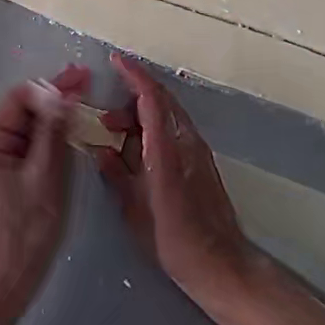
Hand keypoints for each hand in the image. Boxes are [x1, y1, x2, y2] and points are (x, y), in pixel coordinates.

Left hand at [0, 64, 88, 306]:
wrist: (10, 277)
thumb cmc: (25, 228)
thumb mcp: (43, 176)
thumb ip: (53, 132)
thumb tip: (63, 94)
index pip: (20, 98)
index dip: (51, 86)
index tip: (80, 79)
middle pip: (26, 105)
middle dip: (55, 91)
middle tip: (87, 78)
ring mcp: (3, 154)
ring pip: (32, 120)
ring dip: (57, 107)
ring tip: (84, 90)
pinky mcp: (15, 167)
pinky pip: (35, 138)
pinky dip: (54, 127)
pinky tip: (73, 118)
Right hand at [95, 52, 253, 300]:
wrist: (221, 264)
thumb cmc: (175, 241)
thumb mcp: (136, 212)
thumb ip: (118, 176)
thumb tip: (103, 152)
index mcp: (166, 149)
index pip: (151, 98)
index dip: (133, 75)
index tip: (116, 60)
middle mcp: (186, 141)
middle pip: (162, 100)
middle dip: (131, 96)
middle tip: (105, 119)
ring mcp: (197, 149)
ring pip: (168, 114)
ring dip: (142, 114)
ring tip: (117, 137)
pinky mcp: (201, 160)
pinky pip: (174, 129)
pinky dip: (154, 127)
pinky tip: (138, 149)